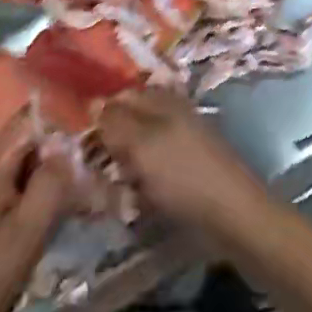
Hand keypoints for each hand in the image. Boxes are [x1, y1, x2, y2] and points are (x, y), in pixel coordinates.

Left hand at [0, 112, 72, 311]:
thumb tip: (70, 146)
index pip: (27, 120)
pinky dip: (42, 188)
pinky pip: (22, 183)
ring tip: (79, 188)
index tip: (84, 140)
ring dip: (53, 171)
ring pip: (28, 163)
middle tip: (87, 168)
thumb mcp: (27, 228)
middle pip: (29, 140)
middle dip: (58, 150)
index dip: (57, 123)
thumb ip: (50, 183)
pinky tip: (60, 207)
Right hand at [92, 89, 272, 241]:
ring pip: (139, 150)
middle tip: (93, 170)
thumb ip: (115, 121)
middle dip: (109, 145)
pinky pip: (153, 171)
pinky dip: (141, 185)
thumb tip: (92, 101)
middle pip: (129, 122)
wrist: (234, 215)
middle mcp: (170, 115)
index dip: (98, 114)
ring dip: (124, 169)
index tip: (78, 140)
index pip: (120, 96)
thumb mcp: (142, 145)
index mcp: (161, 100)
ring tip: (112, 190)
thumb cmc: (184, 175)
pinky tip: (135, 202)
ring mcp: (180, 143)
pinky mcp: (186, 171)